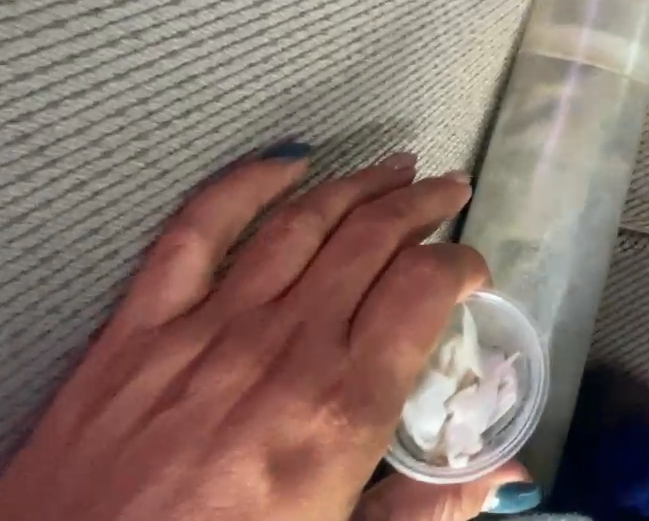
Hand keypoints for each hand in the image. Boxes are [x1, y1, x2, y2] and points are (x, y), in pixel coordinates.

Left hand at [0, 148, 524, 520]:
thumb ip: (430, 508)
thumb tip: (512, 477)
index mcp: (343, 406)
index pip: (425, 287)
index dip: (462, 262)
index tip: (472, 270)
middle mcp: (286, 346)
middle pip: (373, 236)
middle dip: (424, 203)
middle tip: (450, 189)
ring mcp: (208, 329)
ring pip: (305, 221)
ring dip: (360, 183)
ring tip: (395, 168)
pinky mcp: (136, 331)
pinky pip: (196, 231)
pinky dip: (245, 183)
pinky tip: (288, 162)